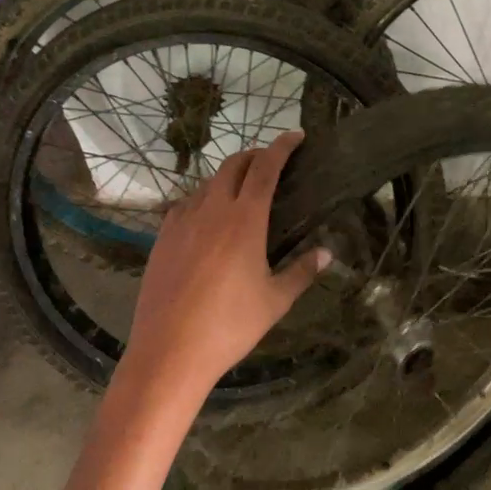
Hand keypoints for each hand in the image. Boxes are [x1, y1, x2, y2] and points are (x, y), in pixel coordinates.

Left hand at [123, 130, 331, 389]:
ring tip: (242, 190)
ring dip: (229, 176)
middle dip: (255, 155)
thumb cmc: (229, 326)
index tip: (296, 136)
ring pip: (208, 182)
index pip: (266, 167)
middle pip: (234, 164)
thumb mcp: (275, 301)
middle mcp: (212, 209)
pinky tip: (208, 218)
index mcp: (245, 219)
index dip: (282, 147)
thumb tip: (327, 253)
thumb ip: (302, 271)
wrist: (168, 352)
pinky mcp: (162, 237)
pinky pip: (186, 204)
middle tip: (272, 162)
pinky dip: (204, 198)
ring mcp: (183, 221)